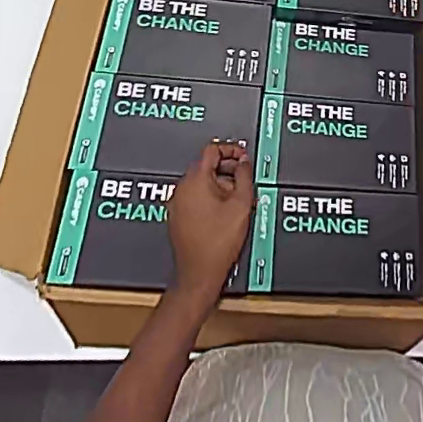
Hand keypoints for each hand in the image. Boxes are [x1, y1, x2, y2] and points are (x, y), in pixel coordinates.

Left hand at [166, 142, 255, 297]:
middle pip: (206, 165)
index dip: (231, 149)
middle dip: (227, 169)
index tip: (243, 157)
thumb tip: (244, 162)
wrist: (200, 272)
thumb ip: (245, 176)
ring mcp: (177, 203)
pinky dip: (210, 196)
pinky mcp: (177, 216)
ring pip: (201, 181)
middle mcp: (181, 189)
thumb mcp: (242, 203)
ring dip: (220, 183)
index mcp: (195, 180)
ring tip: (237, 198)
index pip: (212, 149)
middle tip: (244, 179)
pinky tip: (224, 211)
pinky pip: (195, 196)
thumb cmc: (218, 242)